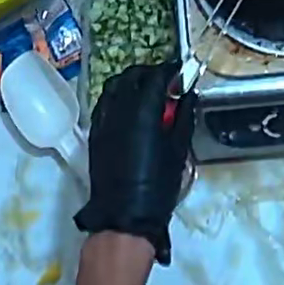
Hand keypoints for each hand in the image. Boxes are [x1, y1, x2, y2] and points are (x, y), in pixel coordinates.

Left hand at [73, 62, 194, 264]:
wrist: (125, 215)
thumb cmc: (158, 184)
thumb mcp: (178, 150)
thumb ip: (183, 117)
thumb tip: (188, 95)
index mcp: (144, 110)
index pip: (156, 76)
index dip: (169, 70)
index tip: (179, 71)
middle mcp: (120, 106)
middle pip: (133, 75)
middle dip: (150, 73)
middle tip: (165, 81)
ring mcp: (104, 117)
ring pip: (115, 84)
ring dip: (131, 80)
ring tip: (146, 91)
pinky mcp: (95, 129)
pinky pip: (105, 101)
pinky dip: (117, 95)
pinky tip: (128, 105)